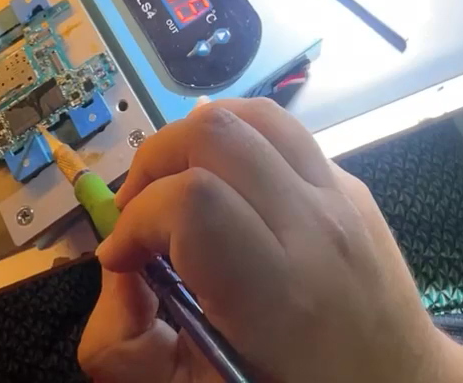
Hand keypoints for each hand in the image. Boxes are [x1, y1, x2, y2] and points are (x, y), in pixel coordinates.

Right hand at [79, 99, 462, 382]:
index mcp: (285, 294)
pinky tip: (227, 181)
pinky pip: (284, 132)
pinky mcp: (351, 182)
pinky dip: (238, 140)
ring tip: (178, 181)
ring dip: (197, 135)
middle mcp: (316, 226)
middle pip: (216, 132)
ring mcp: (341, 193)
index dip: (138, 220)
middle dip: (156, 159)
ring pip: (255, 113)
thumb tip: (112, 272)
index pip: (193, 202)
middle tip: (140, 209)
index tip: (124, 258)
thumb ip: (132, 350)